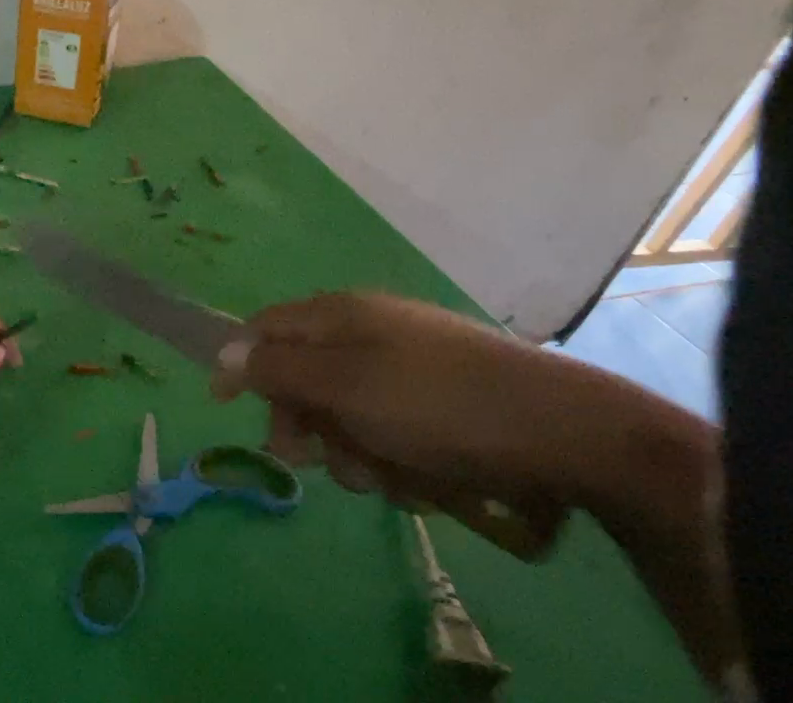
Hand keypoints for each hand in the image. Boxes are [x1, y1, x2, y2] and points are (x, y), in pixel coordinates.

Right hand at [210, 292, 582, 505]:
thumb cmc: (436, 404)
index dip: (238, 362)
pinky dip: (395, 460)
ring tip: (383, 475)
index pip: (264, 327)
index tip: (223, 405)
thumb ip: (277, 369)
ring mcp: (409, 369)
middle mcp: (369, 334)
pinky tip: (420, 478)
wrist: (568, 435)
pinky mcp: (442, 406)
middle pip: (302, 377)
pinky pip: (391, 433)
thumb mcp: (343, 385)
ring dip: (351, 451)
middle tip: (311, 458)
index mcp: (340, 315)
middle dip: (302, 423)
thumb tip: (224, 354)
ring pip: (346, 415)